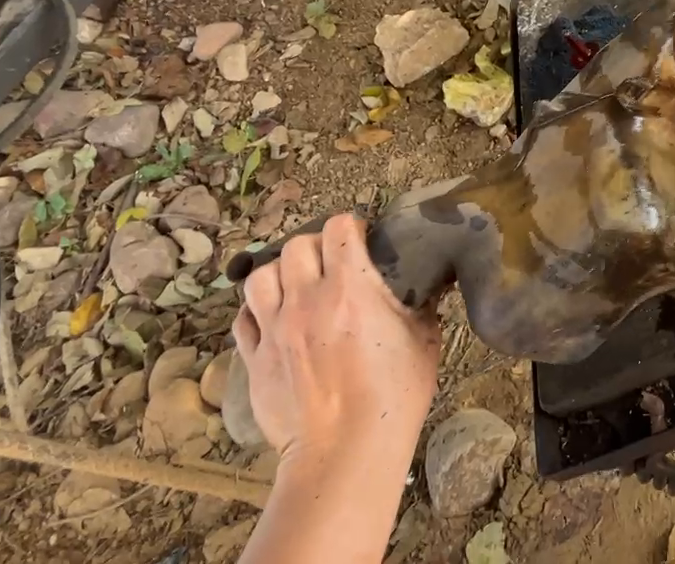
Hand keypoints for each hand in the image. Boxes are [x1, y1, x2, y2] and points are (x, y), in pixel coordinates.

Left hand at [232, 213, 439, 467]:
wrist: (345, 449)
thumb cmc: (395, 393)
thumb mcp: (424, 338)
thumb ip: (421, 303)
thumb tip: (431, 283)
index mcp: (351, 289)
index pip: (338, 228)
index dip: (351, 225)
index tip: (363, 236)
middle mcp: (306, 301)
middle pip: (295, 246)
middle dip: (316, 245)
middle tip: (333, 261)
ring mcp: (274, 330)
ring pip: (259, 277)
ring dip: (280, 274)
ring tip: (299, 285)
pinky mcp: (253, 359)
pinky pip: (243, 319)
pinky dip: (259, 310)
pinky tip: (277, 319)